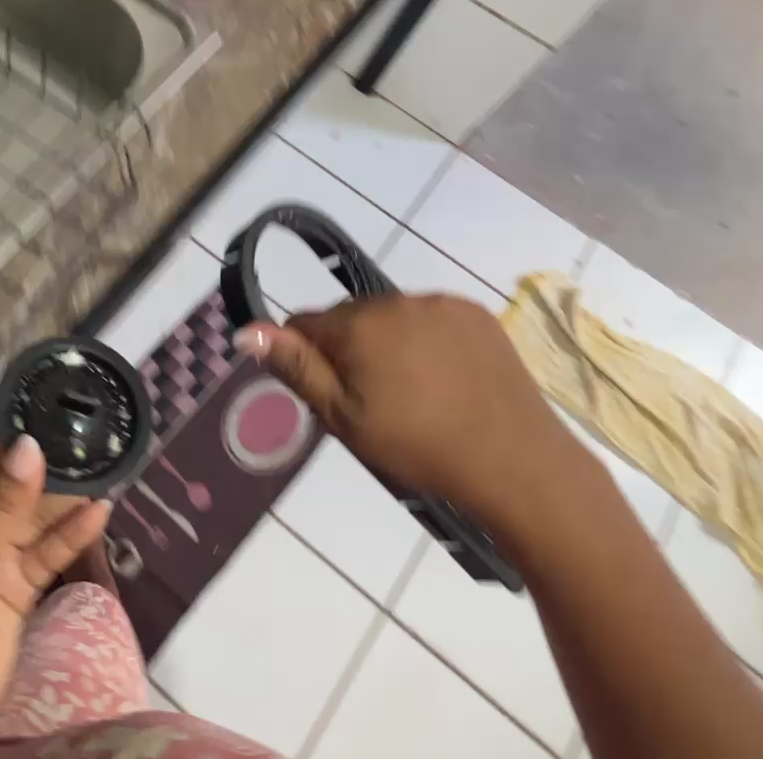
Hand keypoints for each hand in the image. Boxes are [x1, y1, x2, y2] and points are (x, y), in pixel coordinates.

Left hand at [0, 432, 110, 758]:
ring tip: (106, 465)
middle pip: (12, 480)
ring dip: (65, 496)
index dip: (11, 431)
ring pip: (34, 515)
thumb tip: (32, 443)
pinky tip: (100, 511)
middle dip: (47, 462)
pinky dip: (70, 533)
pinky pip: (46, 550)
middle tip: (92, 434)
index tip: (52, 410)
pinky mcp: (17, 584)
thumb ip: (5, 501)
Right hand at [237, 295, 595, 535]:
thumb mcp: (344, 418)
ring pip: (389, 317)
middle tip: (373, 401)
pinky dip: (425, 339)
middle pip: (348, 318)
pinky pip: (429, 317)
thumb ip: (296, 368)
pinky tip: (443, 377)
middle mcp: (396, 300)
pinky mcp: (474, 313)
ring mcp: (440, 303)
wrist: (515, 461)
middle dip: (349, 350)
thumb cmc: (418, 447)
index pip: (305, 323)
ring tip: (412, 392)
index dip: (307, 358)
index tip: (332, 394)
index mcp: (358, 325)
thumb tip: (246, 329)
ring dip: (386, 342)